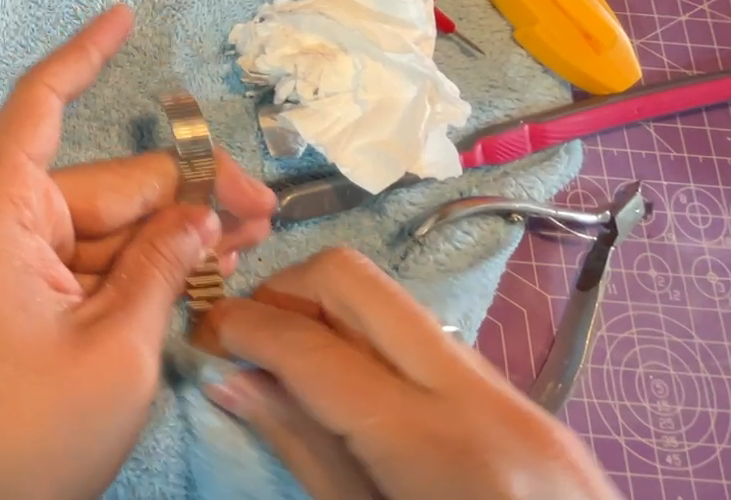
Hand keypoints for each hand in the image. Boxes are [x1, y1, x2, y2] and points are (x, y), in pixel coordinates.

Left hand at [0, 4, 277, 499]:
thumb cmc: (23, 435)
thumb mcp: (115, 350)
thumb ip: (162, 266)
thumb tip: (204, 211)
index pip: (41, 102)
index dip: (84, 53)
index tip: (124, 14)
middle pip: (99, 183)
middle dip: (181, 194)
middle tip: (265, 214)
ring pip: (96, 224)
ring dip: (165, 234)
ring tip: (248, 244)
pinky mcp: (5, 287)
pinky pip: (76, 258)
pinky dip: (131, 266)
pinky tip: (195, 274)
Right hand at [192, 247, 621, 499]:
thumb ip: (303, 453)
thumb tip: (228, 380)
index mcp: (441, 451)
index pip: (308, 345)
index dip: (238, 326)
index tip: (200, 335)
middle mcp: (483, 400)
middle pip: (350, 278)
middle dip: (281, 289)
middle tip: (249, 336)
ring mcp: (516, 397)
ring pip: (388, 298)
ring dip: (322, 309)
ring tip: (293, 362)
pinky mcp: (530, 406)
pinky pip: (424, 338)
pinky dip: (367, 340)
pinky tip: (352, 392)